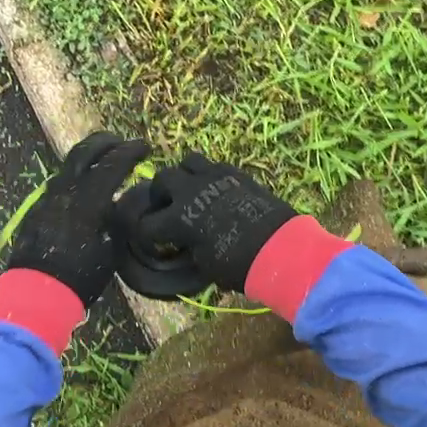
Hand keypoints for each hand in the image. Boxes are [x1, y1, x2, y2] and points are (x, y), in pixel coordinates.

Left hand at [5, 132, 150, 306]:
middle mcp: (65, 190)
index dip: (131, 152)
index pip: (112, 164)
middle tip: (120, 142)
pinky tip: (84, 186)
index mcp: (87, 199)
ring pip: (69, 165)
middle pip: (84, 152)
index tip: (146, 146)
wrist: (37, 291)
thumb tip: (118, 205)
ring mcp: (47, 197)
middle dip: (105, 143)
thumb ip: (115, 222)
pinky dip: (76, 175)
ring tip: (103, 159)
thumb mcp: (110, 250)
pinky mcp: (37, 208)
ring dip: (89, 157)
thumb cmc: (81, 276)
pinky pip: (60, 182)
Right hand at [113, 152, 296, 295]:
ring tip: (191, 190)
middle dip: (161, 193)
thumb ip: (188, 246)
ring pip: (188, 162)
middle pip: (162, 179)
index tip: (156, 241)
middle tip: (168, 206)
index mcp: (178, 219)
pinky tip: (216, 190)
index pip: (148, 224)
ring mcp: (213, 178)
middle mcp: (189, 192)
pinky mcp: (235, 173)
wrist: (278, 249)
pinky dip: (209, 176)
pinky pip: (214, 166)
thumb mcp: (203, 263)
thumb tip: (186, 241)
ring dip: (185, 175)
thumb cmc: (237, 264)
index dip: (149, 235)